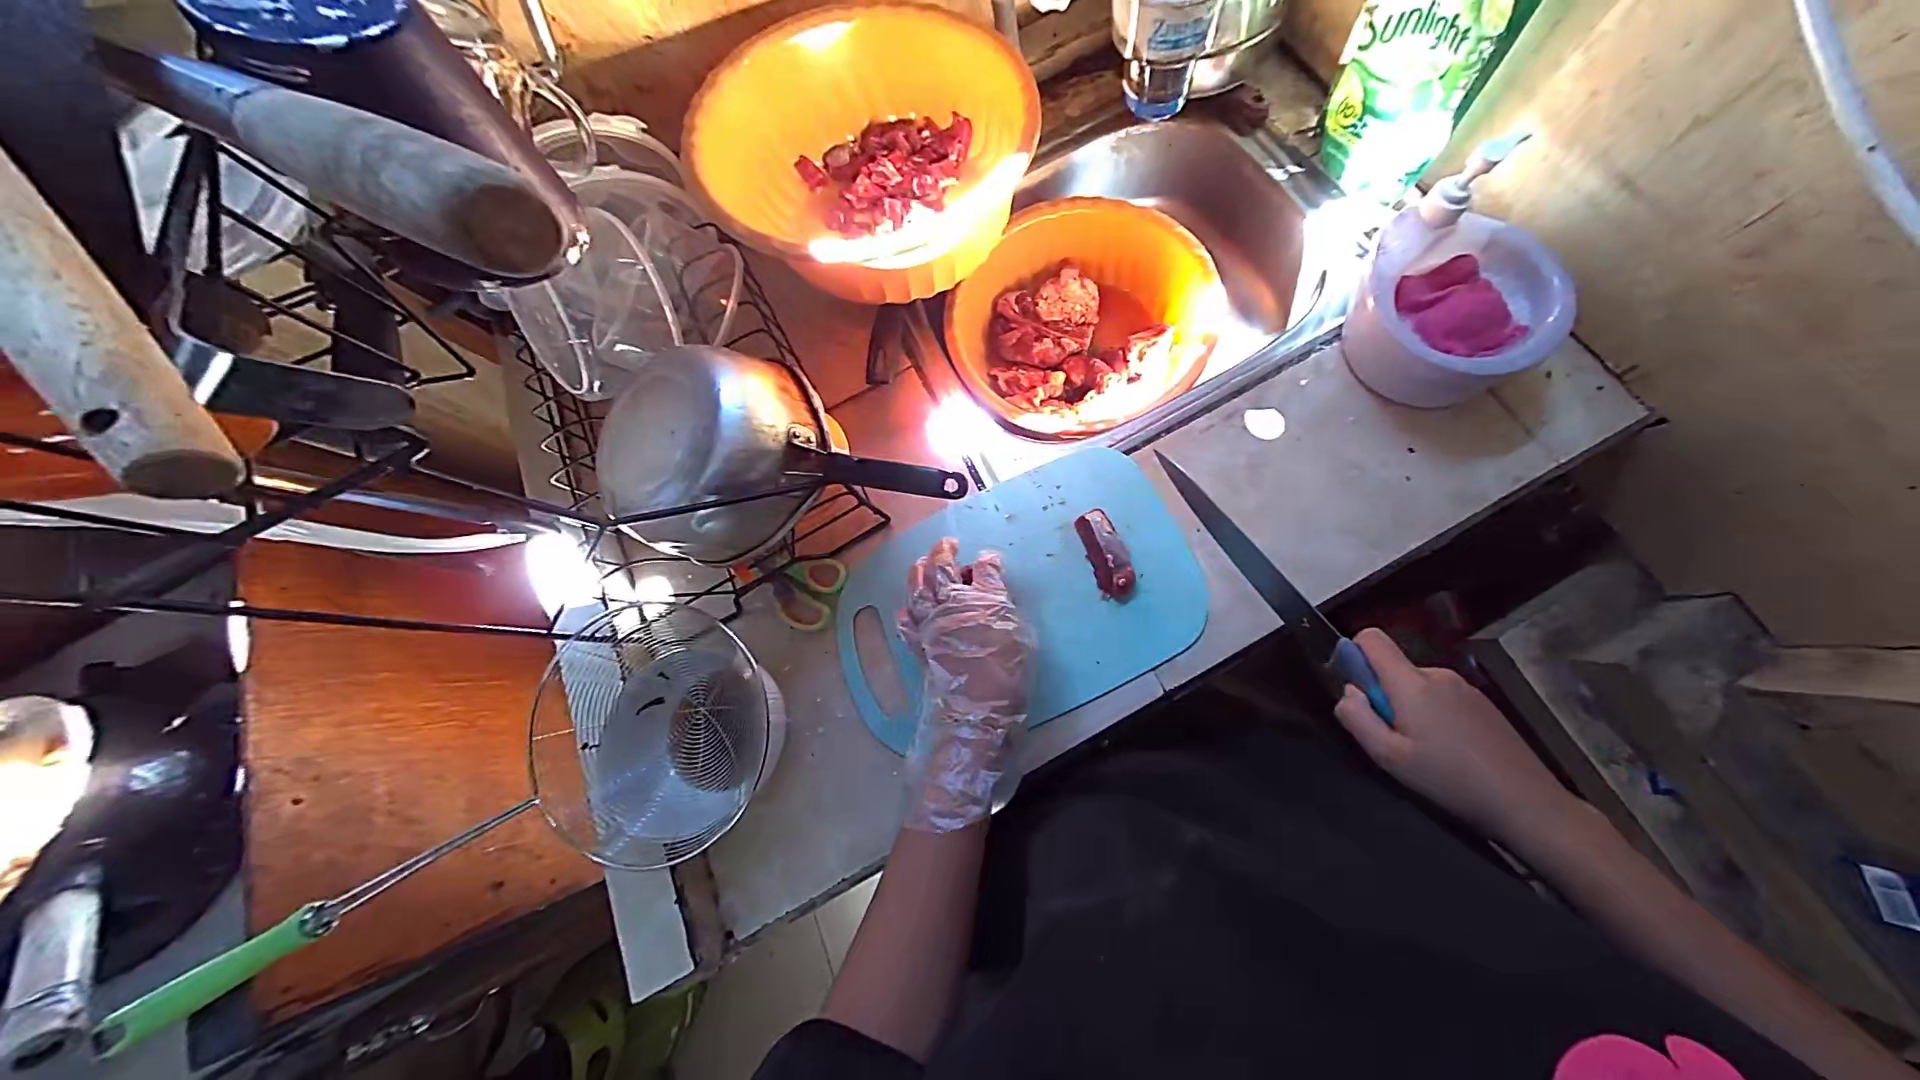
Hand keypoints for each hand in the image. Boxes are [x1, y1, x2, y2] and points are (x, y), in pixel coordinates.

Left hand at [896, 538, 1034, 832]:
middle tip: (949, 544)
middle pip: (943, 567)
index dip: (988, 561)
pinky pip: (906, 620)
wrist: (976, 712)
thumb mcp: (1020, 637)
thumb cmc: (1008, 676)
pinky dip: (906, 610)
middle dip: (945, 551)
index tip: (990, 560)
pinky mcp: (918, 642)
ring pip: (918, 586)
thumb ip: (1005, 609)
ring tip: (922, 561)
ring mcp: (931, 621)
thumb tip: (994, 595)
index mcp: (985, 599)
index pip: (986, 568)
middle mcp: (953, 603)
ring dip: (920, 569)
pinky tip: (907, 607)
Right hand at [1333, 628, 1579, 845]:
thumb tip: (1348, 691)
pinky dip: (1433, 714)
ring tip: (1425, 749)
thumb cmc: (1450, 779)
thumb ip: (1356, 717)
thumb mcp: (1388, 756)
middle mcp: (1438, 675)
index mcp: (1412, 683)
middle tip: (1396, 739)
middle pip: (1393, 667)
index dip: (1354, 654)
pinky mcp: (1482, 702)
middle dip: (1384, 695)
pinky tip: (1450, 749)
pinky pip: (1440, 696)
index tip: (1358, 691)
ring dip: (1409, 707)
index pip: (1371, 638)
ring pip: (1416, 685)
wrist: (1527, 803)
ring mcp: (1464, 687)